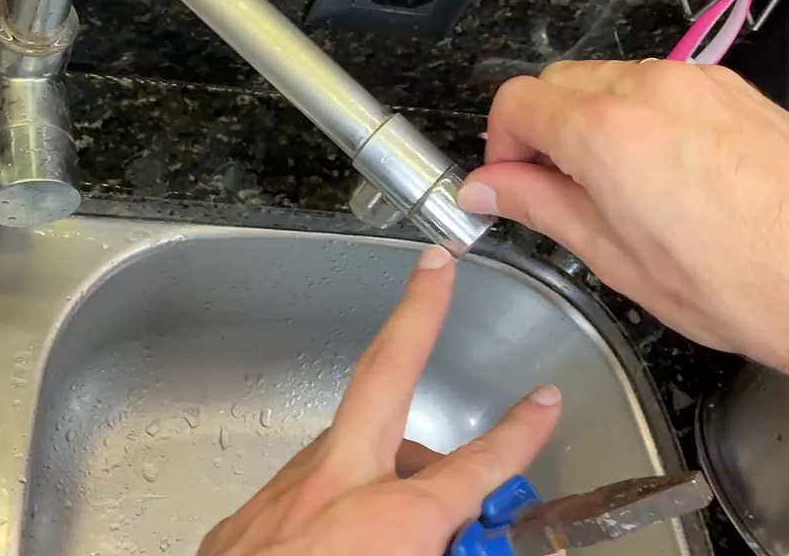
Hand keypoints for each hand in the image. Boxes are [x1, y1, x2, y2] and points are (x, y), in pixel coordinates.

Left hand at [199, 245, 562, 555]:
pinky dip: (342, 498)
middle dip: (417, 314)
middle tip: (437, 262)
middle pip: (383, 377)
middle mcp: (330, 494)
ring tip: (417, 508)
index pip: (472, 472)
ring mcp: (280, 498)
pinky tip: (346, 538)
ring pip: (350, 446)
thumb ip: (450, 549)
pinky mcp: (244, 522)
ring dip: (389, 458)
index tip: (544, 399)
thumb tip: (470, 534)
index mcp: (384, 528)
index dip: (517, 437)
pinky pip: (311, 489)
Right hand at [458, 61, 788, 369]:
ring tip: (620, 183)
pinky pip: (656, 83)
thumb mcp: (615, 257)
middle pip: (555, 82)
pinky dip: (636, 112)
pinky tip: (668, 168)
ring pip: (604, 78)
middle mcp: (646, 86)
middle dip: (540, 128)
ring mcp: (695, 79)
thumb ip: (536, 206)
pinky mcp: (733, 87)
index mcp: (605, 130)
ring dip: (588, 118)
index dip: (500, 144)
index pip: (516, 102)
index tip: (512, 183)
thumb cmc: (737, 287)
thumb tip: (482, 187)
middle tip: (558, 187)